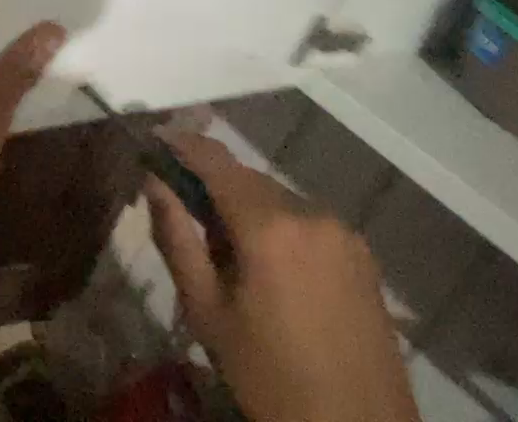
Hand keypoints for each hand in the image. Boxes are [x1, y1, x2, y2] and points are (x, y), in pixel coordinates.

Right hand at [148, 132, 419, 421]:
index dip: (181, 145)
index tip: (154, 142)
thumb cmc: (268, 374)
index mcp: (269, 227)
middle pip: (246, 179)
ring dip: (247, 210)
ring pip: (277, 199)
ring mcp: (344, 233)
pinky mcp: (363, 254)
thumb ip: (176, 237)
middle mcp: (311, 213)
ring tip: (232, 260)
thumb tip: (153, 180)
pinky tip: (273, 274)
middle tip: (187, 221)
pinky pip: (306, 221)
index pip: (215, 161)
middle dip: (212, 188)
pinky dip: (280, 229)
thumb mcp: (206, 311)